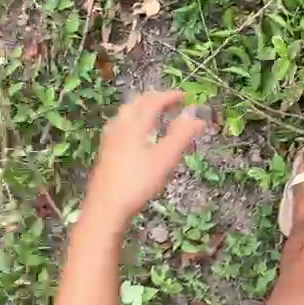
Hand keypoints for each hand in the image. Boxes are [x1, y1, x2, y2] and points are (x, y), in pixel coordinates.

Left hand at [81, 92, 209, 229]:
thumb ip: (182, 134)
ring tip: (155, 113)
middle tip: (171, 102)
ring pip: (126, 113)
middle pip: (137, 103)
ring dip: (142, 108)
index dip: (169, 96)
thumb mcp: (165, 158)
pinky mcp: (106, 151)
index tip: (184, 96)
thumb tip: (198, 114)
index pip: (153, 101)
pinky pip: (120, 124)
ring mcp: (110, 138)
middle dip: (155, 99)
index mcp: (135, 124)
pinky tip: (134, 133)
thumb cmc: (138, 182)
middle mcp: (120, 126)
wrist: (106, 207)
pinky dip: (133, 119)